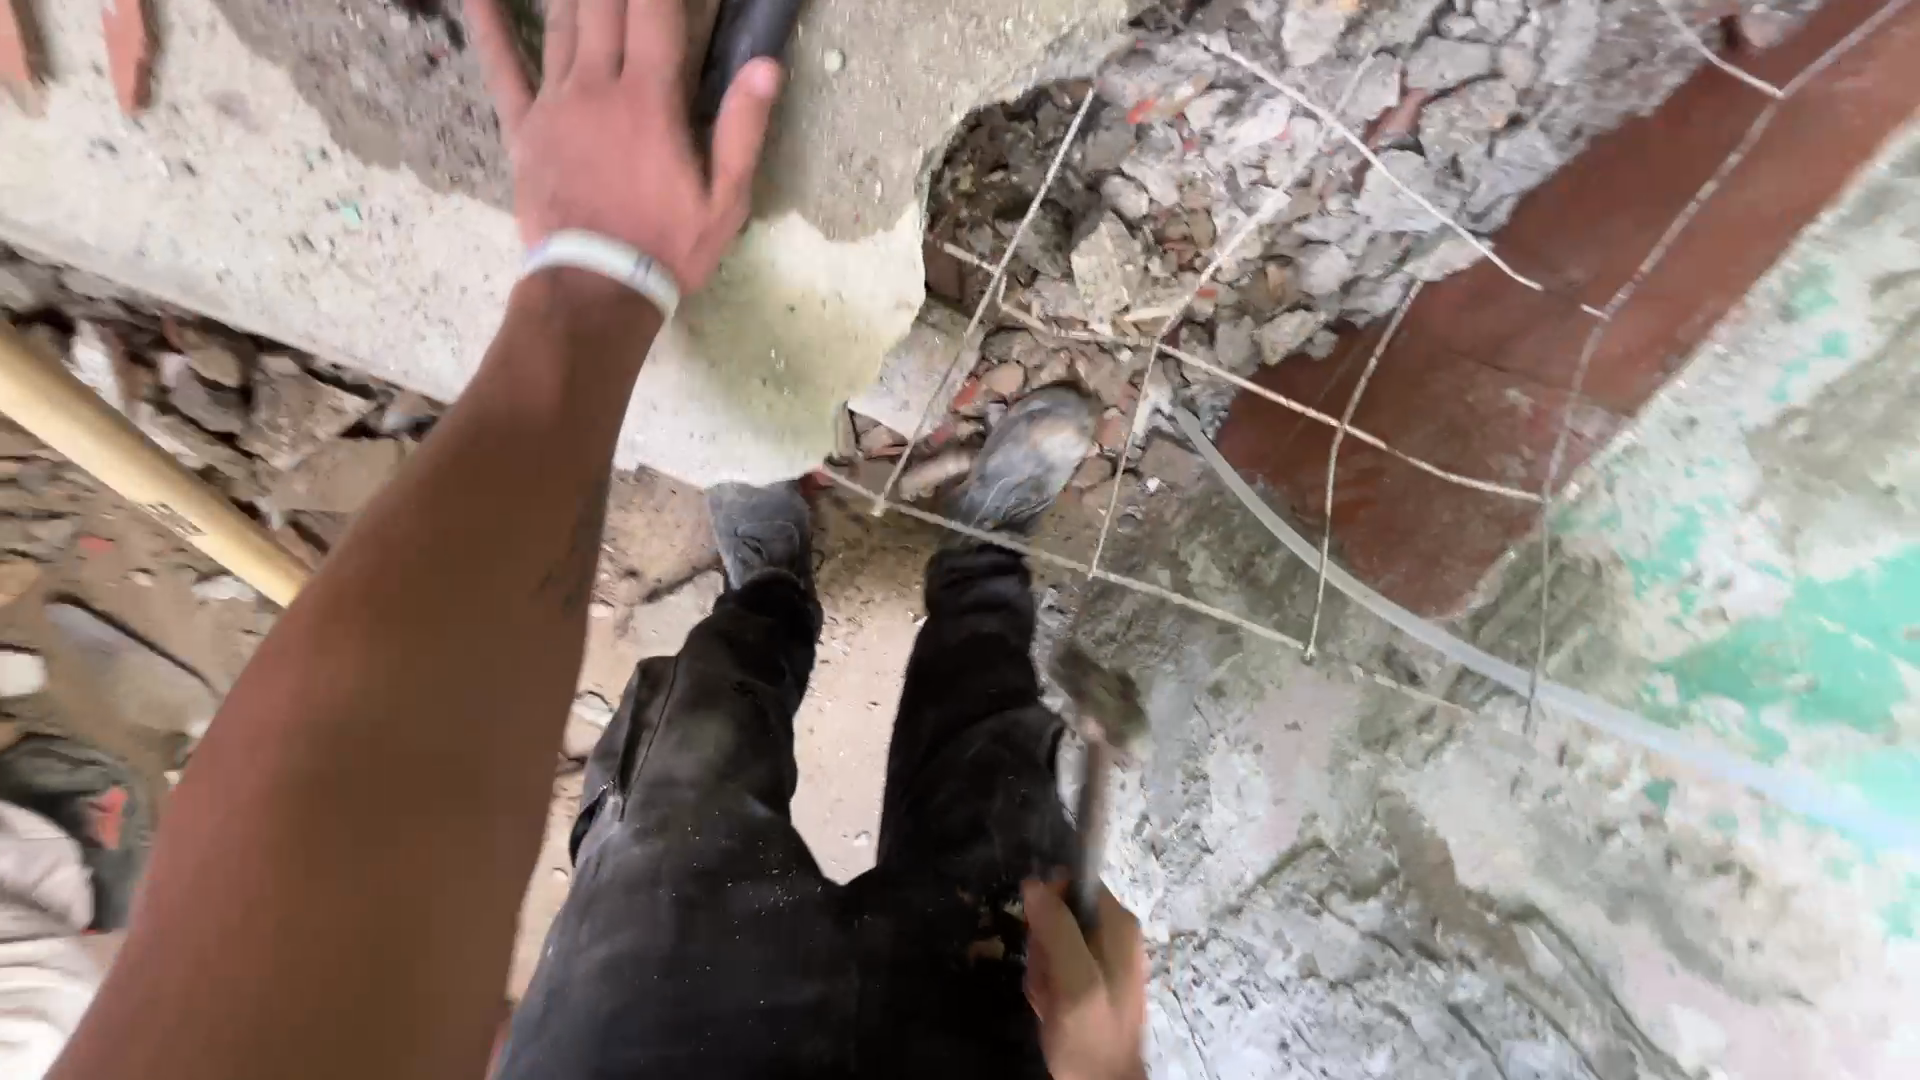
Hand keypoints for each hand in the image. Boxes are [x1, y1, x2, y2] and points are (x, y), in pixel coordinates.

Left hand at [465, 0, 783, 291]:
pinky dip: (487, 23)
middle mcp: (597, 85)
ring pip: (559, 21)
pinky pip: (501, 64)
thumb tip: (766, 67)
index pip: (654, 9)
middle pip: (602, 3)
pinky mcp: (523, 127)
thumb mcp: (724, 203)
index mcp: (650, 100)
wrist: (598, 286)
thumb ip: (742, 132)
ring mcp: (554, 102)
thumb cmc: (669, 248)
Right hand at [1022, 878, 1148, 1079]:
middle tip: (1046, 975)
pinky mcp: (1088, 980)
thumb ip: (1056, 927)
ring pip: (1051, 940)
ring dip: (1041, 969)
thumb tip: (1034, 882)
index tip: (1039, 932)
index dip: (1050, 903)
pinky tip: (1049, 1007)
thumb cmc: (1092, 1034)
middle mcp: (1113, 933)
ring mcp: (1101, 958)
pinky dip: (1046, 985)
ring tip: (1049, 998)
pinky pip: (1054, 966)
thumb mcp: (1074, 979)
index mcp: (1119, 924)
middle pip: (1059, 912)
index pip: (1075, 882)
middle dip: (1042, 944)